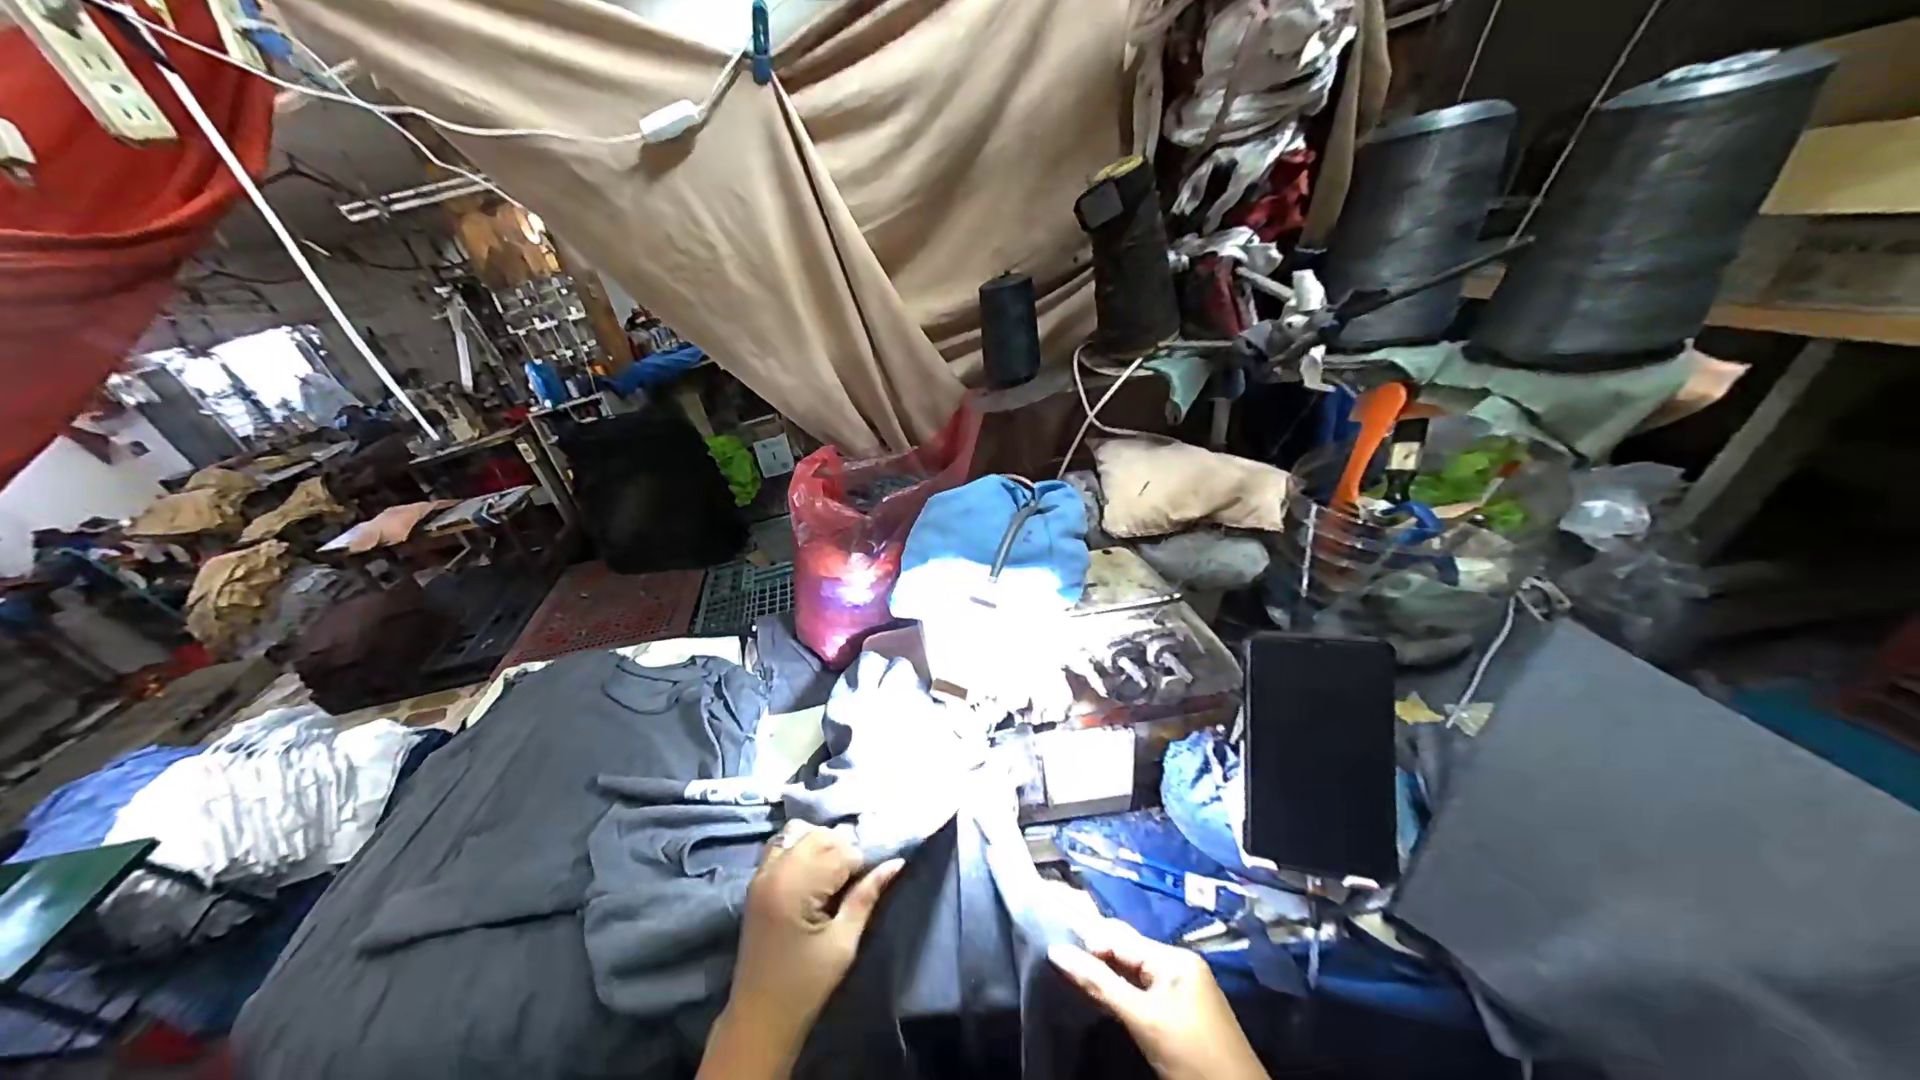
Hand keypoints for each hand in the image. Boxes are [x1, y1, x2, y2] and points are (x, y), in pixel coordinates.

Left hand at [699, 821, 903, 1079]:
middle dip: (843, 849)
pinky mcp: (756, 881)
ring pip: (800, 832)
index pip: (841, 851)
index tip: (869, 886)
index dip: (861, 865)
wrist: (759, 1018)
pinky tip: (813, 870)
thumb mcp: (844, 943)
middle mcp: (775, 870)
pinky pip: (781, 844)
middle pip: (820, 835)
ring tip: (834, 874)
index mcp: (796, 886)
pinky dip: (801, 846)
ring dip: (822, 844)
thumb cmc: (806, 986)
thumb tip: (896, 863)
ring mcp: (762, 874)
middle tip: (855, 880)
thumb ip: (867, 896)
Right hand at [1048, 920, 1268, 1079]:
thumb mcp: (1142, 1019)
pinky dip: (1122, 991)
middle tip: (1057, 957)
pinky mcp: (1182, 1012)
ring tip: (1071, 973)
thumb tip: (1057, 951)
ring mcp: (1182, 989)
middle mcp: (1178, 965)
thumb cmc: (1190, 1057)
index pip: (1120, 938)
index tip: (1053, 944)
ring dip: (1106, 973)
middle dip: (1094, 954)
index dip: (1087, 940)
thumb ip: (1100, 984)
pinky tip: (1101, 995)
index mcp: (1173, 957)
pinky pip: (1144, 990)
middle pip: (1127, 952)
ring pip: (1134, 972)